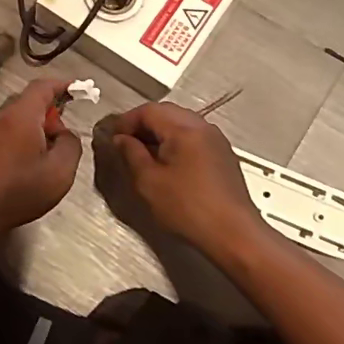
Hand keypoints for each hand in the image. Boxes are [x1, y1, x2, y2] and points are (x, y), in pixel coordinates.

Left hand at [0, 80, 82, 239]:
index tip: (76, 89)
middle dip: (46, 114)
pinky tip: (14, 169)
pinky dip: (10, 144)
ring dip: (27, 131)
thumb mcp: (60, 172)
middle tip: (58, 138)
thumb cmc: (19, 192)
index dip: (61, 84)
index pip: (42, 87)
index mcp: (21, 117)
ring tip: (38, 159)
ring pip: (9, 122)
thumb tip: (64, 133)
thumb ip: (70, 144)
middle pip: (25, 104)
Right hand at [100, 102, 261, 253]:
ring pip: (181, 123)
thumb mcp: (148, 182)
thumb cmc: (188, 208)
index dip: (126, 121)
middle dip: (142, 124)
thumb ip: (131, 154)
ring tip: (142, 153)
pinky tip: (166, 163)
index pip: (148, 111)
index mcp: (184, 129)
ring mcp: (216, 140)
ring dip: (159, 132)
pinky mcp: (222, 155)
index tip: (111, 136)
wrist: (232, 232)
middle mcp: (203, 127)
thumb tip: (121, 139)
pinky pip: (194, 137)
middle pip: (166, 112)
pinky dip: (175, 142)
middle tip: (123, 142)